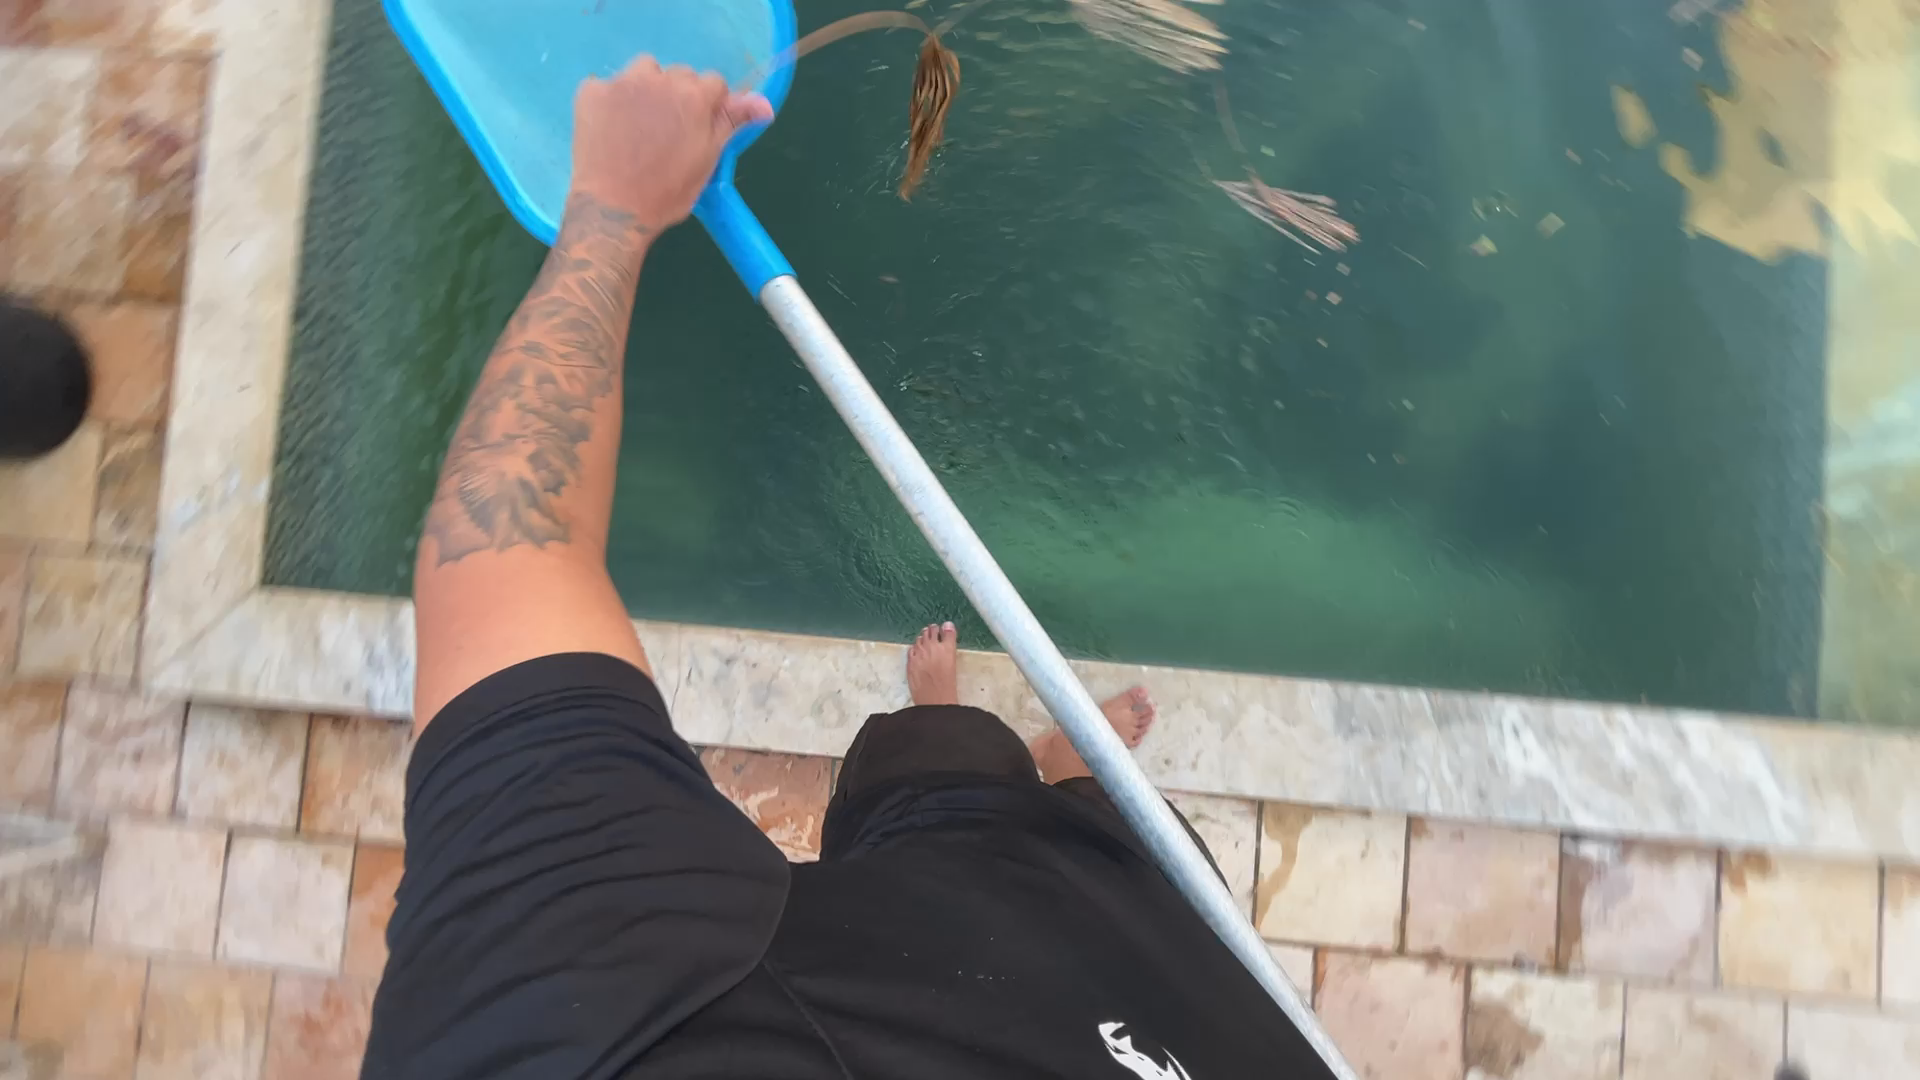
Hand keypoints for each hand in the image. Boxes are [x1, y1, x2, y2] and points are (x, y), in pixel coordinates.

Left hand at [570, 55, 774, 230]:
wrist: (616, 208)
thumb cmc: (669, 192)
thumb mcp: (708, 160)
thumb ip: (733, 124)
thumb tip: (764, 105)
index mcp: (694, 97)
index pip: (715, 84)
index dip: (713, 106)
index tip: (703, 130)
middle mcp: (659, 79)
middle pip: (680, 76)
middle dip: (680, 97)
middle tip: (673, 134)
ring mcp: (622, 82)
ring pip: (644, 73)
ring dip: (648, 91)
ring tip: (644, 126)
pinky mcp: (592, 90)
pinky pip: (610, 86)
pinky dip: (616, 103)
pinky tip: (616, 130)